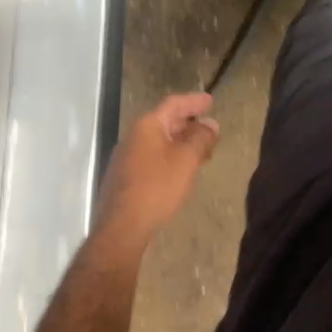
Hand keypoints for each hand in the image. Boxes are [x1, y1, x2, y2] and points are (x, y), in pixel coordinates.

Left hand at [94, 93, 220, 244]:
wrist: (121, 230)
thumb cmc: (157, 187)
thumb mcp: (187, 160)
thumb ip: (201, 138)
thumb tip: (211, 124)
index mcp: (147, 125)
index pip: (174, 104)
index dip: (194, 101)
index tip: (211, 102)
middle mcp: (133, 137)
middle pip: (165, 122)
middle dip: (190, 125)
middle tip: (210, 131)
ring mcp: (126, 159)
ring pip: (159, 142)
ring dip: (181, 144)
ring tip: (201, 154)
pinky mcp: (124, 179)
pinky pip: (152, 158)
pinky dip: (170, 158)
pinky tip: (181, 172)